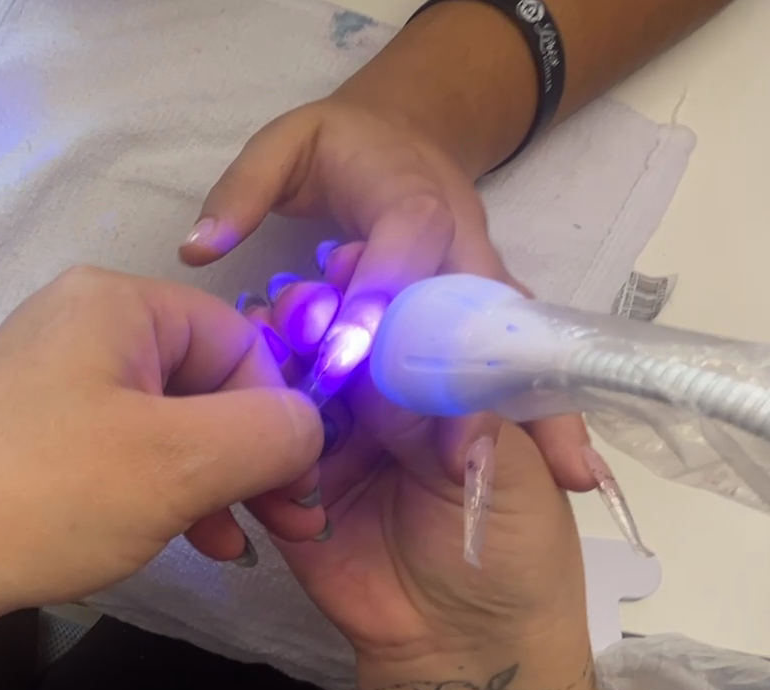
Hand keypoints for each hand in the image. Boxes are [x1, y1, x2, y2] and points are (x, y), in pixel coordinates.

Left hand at [0, 268, 331, 621]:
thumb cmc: (50, 498)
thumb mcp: (182, 463)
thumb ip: (273, 432)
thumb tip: (306, 426)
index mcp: (114, 304)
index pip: (238, 341)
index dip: (279, 416)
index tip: (300, 493)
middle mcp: (77, 325)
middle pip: (199, 383)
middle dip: (247, 458)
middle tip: (287, 525)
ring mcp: (46, 380)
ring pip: (160, 424)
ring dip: (207, 483)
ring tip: (232, 544)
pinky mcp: (28, 432)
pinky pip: (115, 449)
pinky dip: (154, 490)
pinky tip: (178, 537)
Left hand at [185, 97, 599, 491]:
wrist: (406, 131)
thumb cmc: (338, 147)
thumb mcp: (285, 148)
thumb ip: (243, 192)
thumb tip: (197, 249)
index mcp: (412, 201)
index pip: (401, 249)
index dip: (377, 303)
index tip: (342, 364)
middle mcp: (463, 244)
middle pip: (476, 310)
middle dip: (472, 378)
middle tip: (462, 455)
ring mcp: (483, 281)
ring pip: (511, 346)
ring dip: (535, 408)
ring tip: (561, 478)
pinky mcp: (485, 314)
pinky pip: (514, 365)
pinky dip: (545, 413)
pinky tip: (572, 471)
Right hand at [240, 290, 589, 662]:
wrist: (449, 644)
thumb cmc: (508, 557)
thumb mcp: (509, 480)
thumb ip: (470, 419)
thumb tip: (418, 360)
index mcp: (444, 390)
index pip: (411, 322)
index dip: (383, 289)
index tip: (353, 266)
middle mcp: (383, 407)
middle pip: (341, 343)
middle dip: (317, 317)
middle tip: (298, 311)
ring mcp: (329, 443)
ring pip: (293, 384)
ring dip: (273, 357)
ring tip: (259, 342)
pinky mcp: (286, 484)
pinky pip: (260, 444)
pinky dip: (246, 418)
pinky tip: (237, 400)